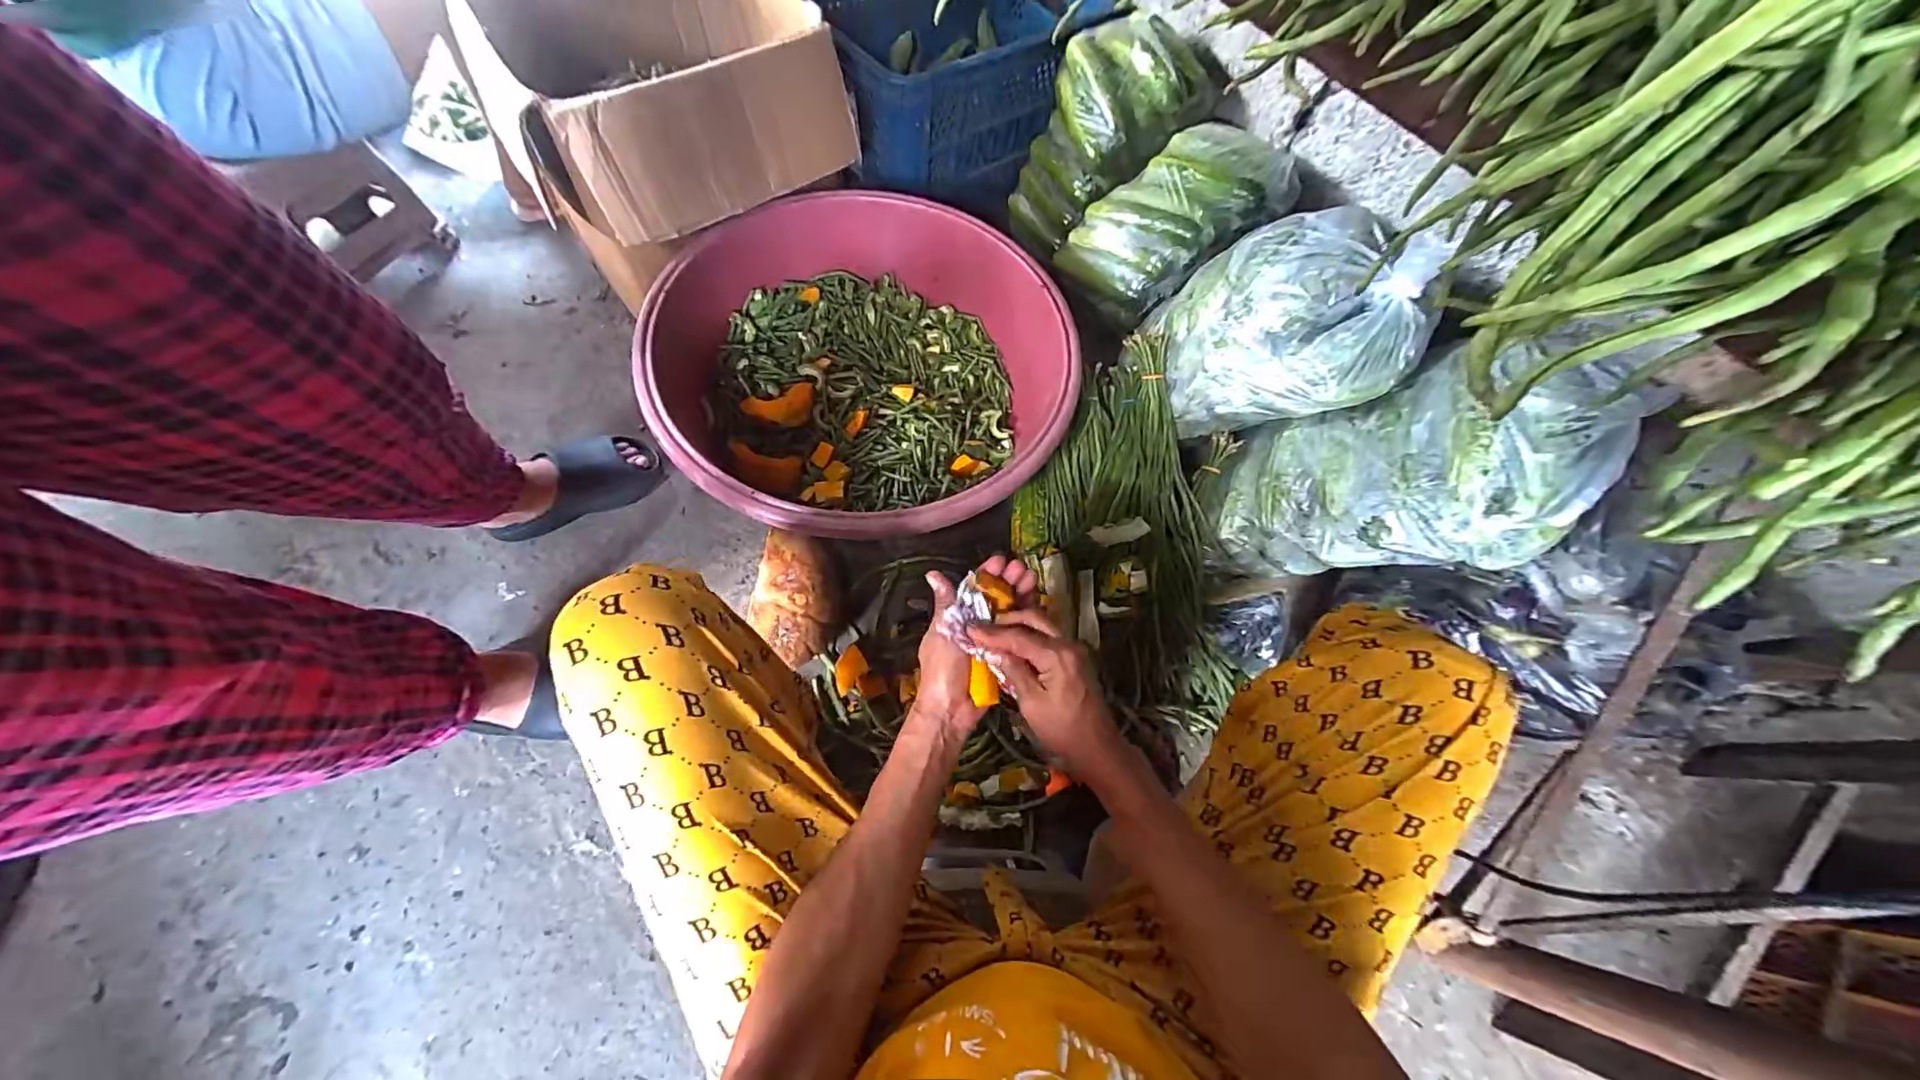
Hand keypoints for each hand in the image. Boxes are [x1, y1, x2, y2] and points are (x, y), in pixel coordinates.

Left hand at [911, 555, 1036, 738]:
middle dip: (1010, 581)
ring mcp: (993, 640)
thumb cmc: (943, 669)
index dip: (989, 573)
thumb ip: (946, 604)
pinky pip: (1019, 634)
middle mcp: (977, 625)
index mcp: (958, 616)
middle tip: (1023, 568)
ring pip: (1010, 612)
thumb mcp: (942, 632)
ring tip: (1034, 580)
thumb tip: (933, 574)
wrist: (952, 710)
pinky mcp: (1006, 655)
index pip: (975, 588)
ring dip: (1021, 595)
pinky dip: (1028, 619)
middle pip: (996, 597)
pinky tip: (1039, 604)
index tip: (1002, 560)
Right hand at [971, 609, 1122, 777]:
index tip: (970, 629)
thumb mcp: (1032, 704)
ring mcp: (1075, 650)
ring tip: (994, 633)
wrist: (1098, 747)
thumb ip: (1014, 672)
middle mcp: (1069, 645)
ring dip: (1019, 626)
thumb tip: (994, 652)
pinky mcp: (1075, 658)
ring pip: (1043, 626)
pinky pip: (1049, 638)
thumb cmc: (1063, 730)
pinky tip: (1014, 645)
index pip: (1019, 636)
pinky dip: (1031, 636)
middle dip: (1007, 620)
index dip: (992, 633)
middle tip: (983, 627)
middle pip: (1035, 620)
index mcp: (1058, 656)